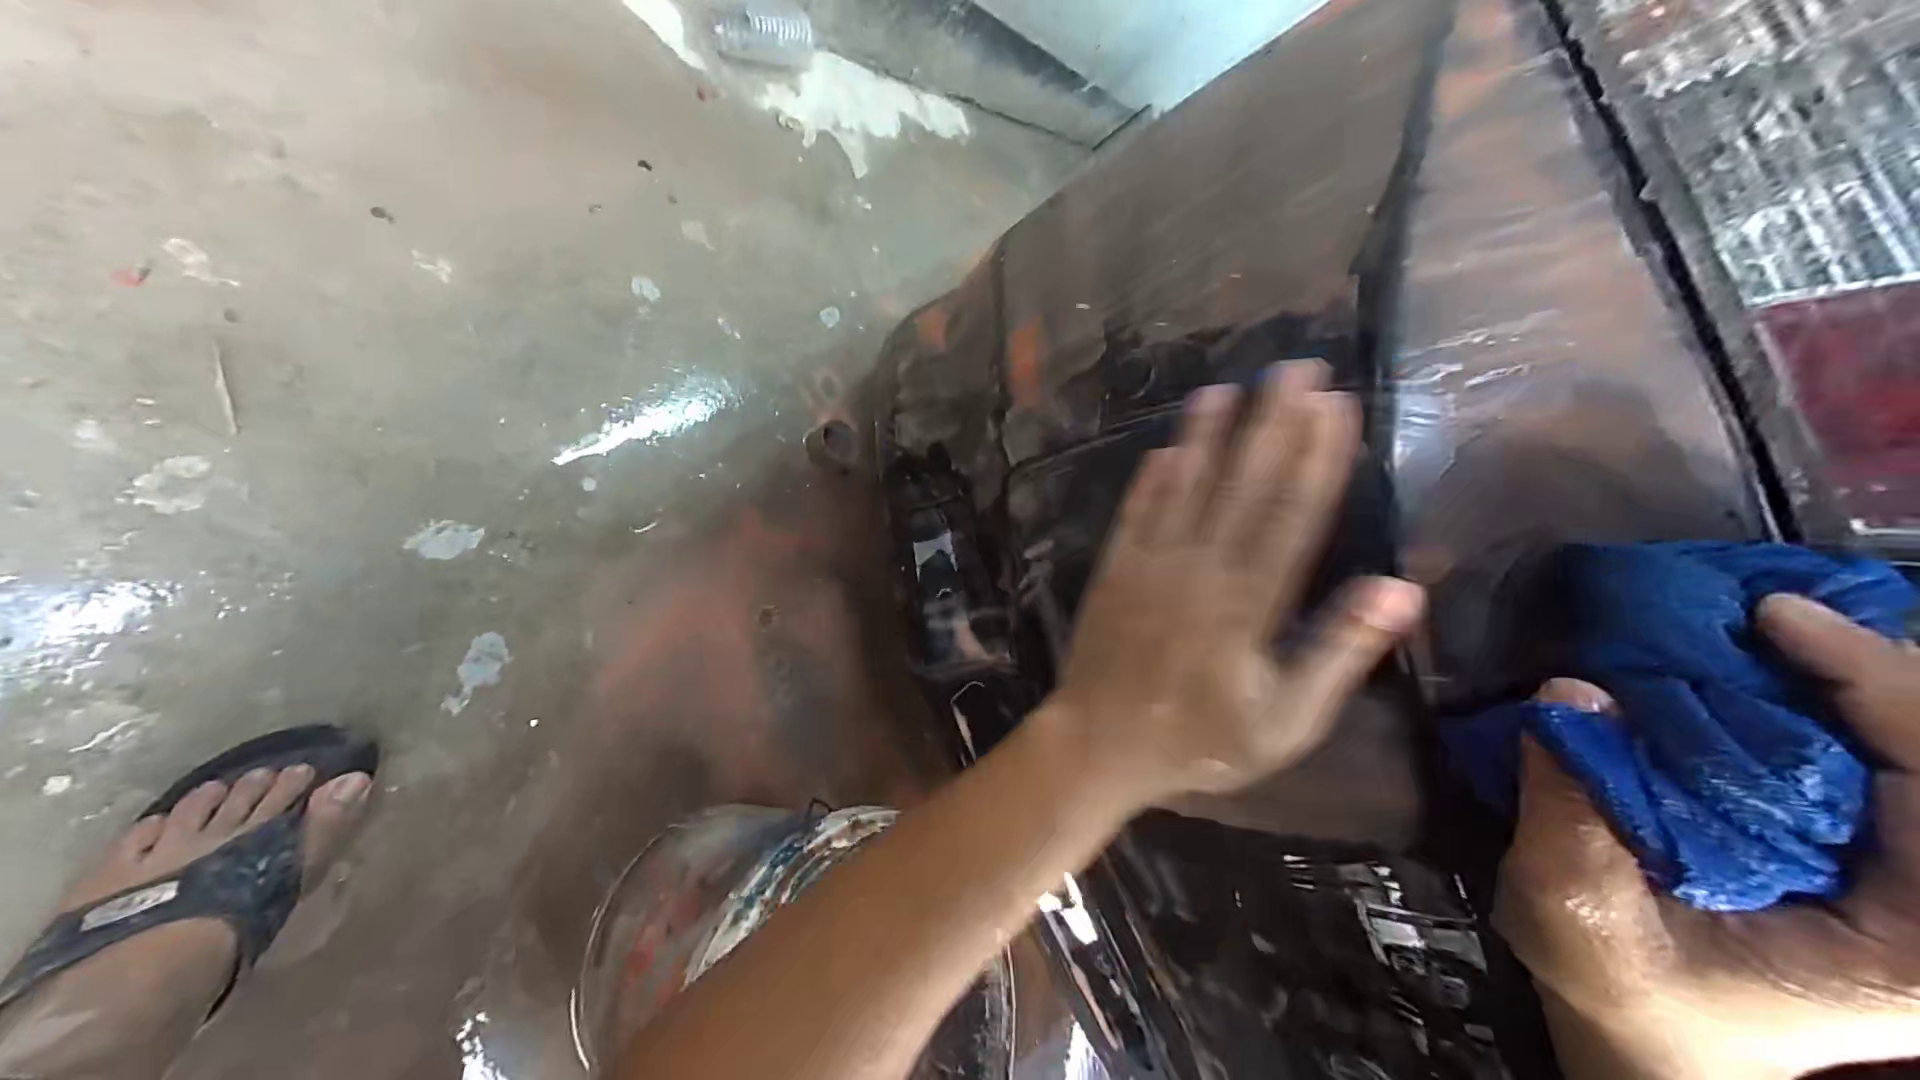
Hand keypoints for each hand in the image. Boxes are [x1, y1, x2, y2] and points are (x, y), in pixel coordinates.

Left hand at [1043, 362, 1424, 803]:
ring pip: (1185, 491)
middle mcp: (1200, 571)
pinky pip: (1134, 517)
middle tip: (1294, 369)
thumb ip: (1338, 653)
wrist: (1102, 744)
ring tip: (1226, 387)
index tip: (1335, 406)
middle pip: (1242, 488)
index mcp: (1249, 605)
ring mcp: (1150, 566)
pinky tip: (1165, 447)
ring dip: (1207, 438)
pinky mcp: (1113, 571)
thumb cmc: (1200, 741)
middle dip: (1271, 425)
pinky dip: (1149, 482)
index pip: (1292, 516)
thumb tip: (1400, 590)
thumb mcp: (1285, 720)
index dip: (1315, 458)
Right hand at [1497, 595, 1919, 1079]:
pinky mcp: (1841, 852)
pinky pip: (1853, 762)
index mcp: (1918, 939)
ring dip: (1846, 678)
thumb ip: (1570, 808)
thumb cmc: (1620, 989)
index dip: (1880, 687)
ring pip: (1904, 753)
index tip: (1778, 617)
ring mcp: (1890, 873)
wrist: (1644, 1033)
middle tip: (1765, 606)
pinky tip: (1755, 667)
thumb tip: (1570, 690)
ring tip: (1763, 621)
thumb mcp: (1575, 908)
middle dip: (1871, 668)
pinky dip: (1813, 703)